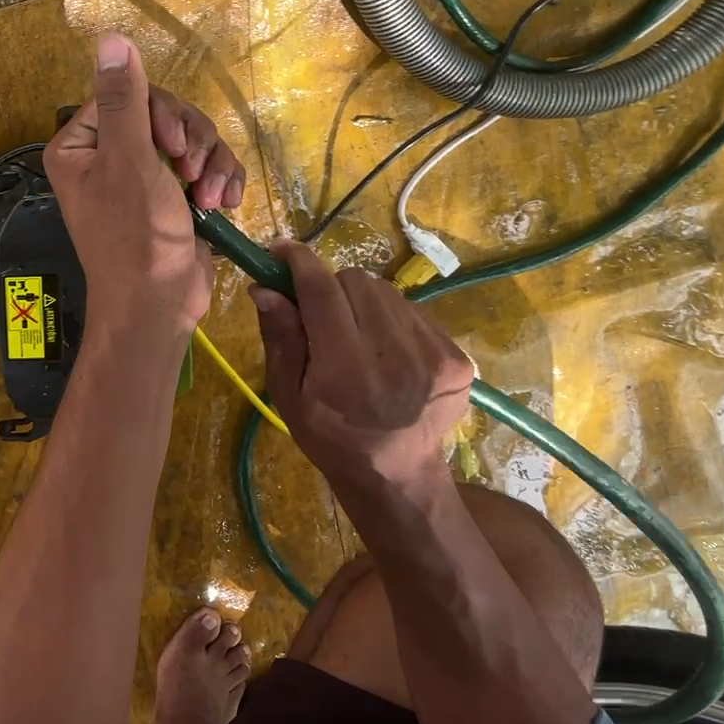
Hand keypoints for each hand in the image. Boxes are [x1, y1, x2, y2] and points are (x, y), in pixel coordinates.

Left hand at [44, 33, 243, 336]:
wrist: (157, 306)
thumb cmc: (134, 236)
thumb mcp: (128, 162)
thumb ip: (124, 101)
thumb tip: (111, 39)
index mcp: (81, 145)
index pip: (127, 95)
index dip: (160, 115)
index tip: (172, 147)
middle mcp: (107, 156)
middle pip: (165, 114)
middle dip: (190, 143)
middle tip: (191, 174)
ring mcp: (143, 176)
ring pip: (191, 139)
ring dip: (210, 165)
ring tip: (210, 200)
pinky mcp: (173, 195)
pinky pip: (205, 166)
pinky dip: (219, 182)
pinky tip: (224, 206)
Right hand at [249, 240, 473, 499]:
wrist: (398, 474)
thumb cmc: (330, 437)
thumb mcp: (287, 394)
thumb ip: (280, 337)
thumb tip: (264, 287)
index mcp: (346, 369)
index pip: (322, 291)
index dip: (300, 262)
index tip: (281, 250)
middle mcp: (395, 355)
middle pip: (355, 281)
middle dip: (330, 287)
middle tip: (319, 314)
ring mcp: (434, 354)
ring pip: (386, 290)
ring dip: (361, 301)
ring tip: (354, 334)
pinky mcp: (458, 357)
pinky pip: (413, 310)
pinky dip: (390, 318)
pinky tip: (383, 349)